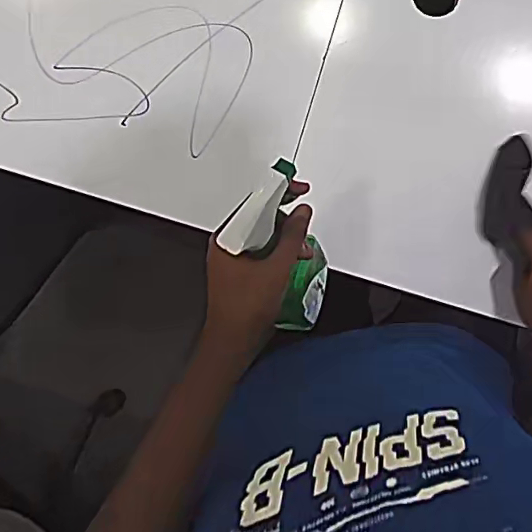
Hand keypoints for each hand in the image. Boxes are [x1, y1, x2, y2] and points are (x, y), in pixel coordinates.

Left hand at [204, 181, 311, 355]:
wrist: (233, 343)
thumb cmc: (247, 307)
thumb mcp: (277, 267)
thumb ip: (292, 236)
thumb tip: (303, 211)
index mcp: (227, 238)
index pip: (254, 204)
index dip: (279, 193)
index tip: (299, 188)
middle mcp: (227, 244)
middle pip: (260, 218)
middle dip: (286, 220)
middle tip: (304, 226)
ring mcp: (233, 257)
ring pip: (264, 234)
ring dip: (286, 238)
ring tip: (301, 251)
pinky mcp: (241, 269)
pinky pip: (263, 248)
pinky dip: (280, 250)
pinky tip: (293, 260)